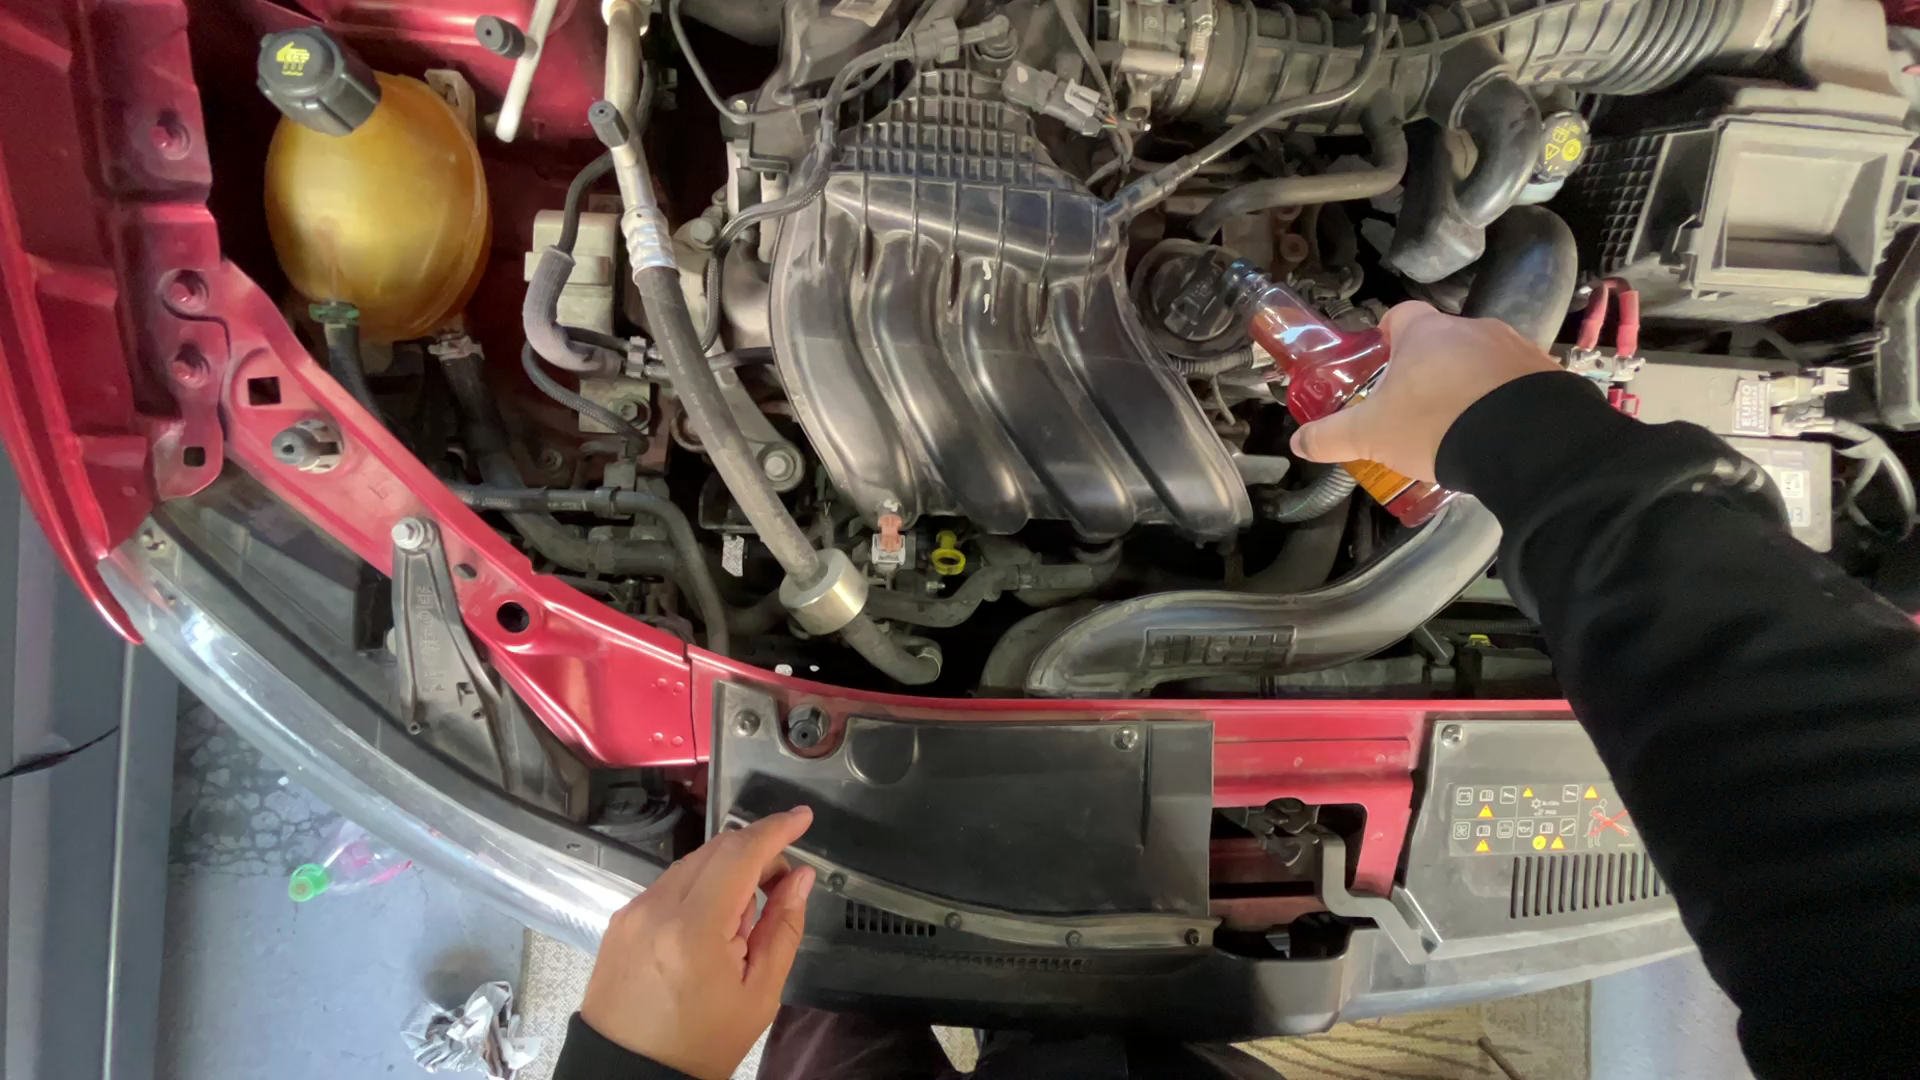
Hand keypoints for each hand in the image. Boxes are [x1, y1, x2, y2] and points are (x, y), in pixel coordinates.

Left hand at [581, 806, 815, 1079]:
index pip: (741, 854)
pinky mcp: (620, 920)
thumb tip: (801, 876)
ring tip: (743, 919)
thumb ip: (784, 927)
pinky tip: (710, 925)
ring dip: (729, 869)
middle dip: (757, 852)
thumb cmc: (700, 1045)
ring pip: (695, 861)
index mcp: (694, 929)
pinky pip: (672, 882)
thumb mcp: (759, 994)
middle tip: (781, 883)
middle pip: (719, 849)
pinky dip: (701, 886)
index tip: (803, 816)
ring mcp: (634, 911)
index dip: (776, 829)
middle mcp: (658, 907)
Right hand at [1289, 301, 1560, 481]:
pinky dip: (1497, 399)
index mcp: (1424, 335)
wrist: (1525, 442)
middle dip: (1423, 367)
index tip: (1379, 359)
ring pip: (1477, 360)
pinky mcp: (1546, 373)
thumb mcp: (1368, 435)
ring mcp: (1514, 348)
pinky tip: (1488, 431)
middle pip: (1439, 340)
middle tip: (1407, 404)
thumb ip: (1329, 436)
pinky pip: (1512, 381)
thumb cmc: (1434, 424)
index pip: (1399, 316)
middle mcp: (1472, 329)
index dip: (1385, 334)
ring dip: (1462, 383)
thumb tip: (1297, 442)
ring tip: (1450, 422)